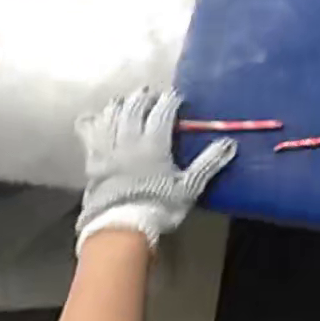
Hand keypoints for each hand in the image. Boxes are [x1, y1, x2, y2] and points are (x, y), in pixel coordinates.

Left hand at [75, 88, 234, 249]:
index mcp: (154, 143)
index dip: (170, 100)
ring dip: (120, 104)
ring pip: (112, 115)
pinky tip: (94, 116)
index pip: (162, 112)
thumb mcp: (189, 187)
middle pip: (134, 107)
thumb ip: (208, 163)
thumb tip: (230, 143)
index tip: (176, 95)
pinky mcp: (92, 159)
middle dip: (144, 97)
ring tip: (127, 99)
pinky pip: (89, 132)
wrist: (121, 227)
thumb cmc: (159, 207)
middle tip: (152, 93)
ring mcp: (108, 147)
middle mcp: (129, 139)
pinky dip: (92, 120)